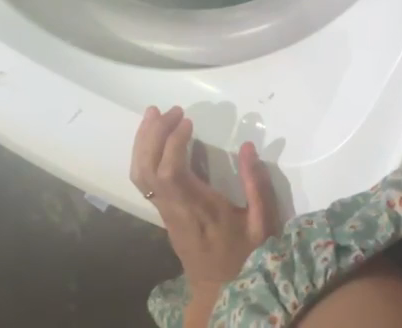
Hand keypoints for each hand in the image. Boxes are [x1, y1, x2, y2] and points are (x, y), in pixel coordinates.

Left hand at [131, 107, 278, 312]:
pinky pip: (143, 180)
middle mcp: (174, 209)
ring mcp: (164, 212)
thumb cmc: (245, 256)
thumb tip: (248, 146)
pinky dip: (143, 153)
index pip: (171, 173)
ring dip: (144, 140)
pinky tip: (153, 138)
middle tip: (171, 110)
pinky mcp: (161, 212)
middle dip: (154, 134)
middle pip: (148, 168)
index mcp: (197, 210)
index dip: (172, 142)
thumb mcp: (261, 224)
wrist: (221, 291)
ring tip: (154, 114)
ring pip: (140, 173)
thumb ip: (256, 185)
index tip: (188, 121)